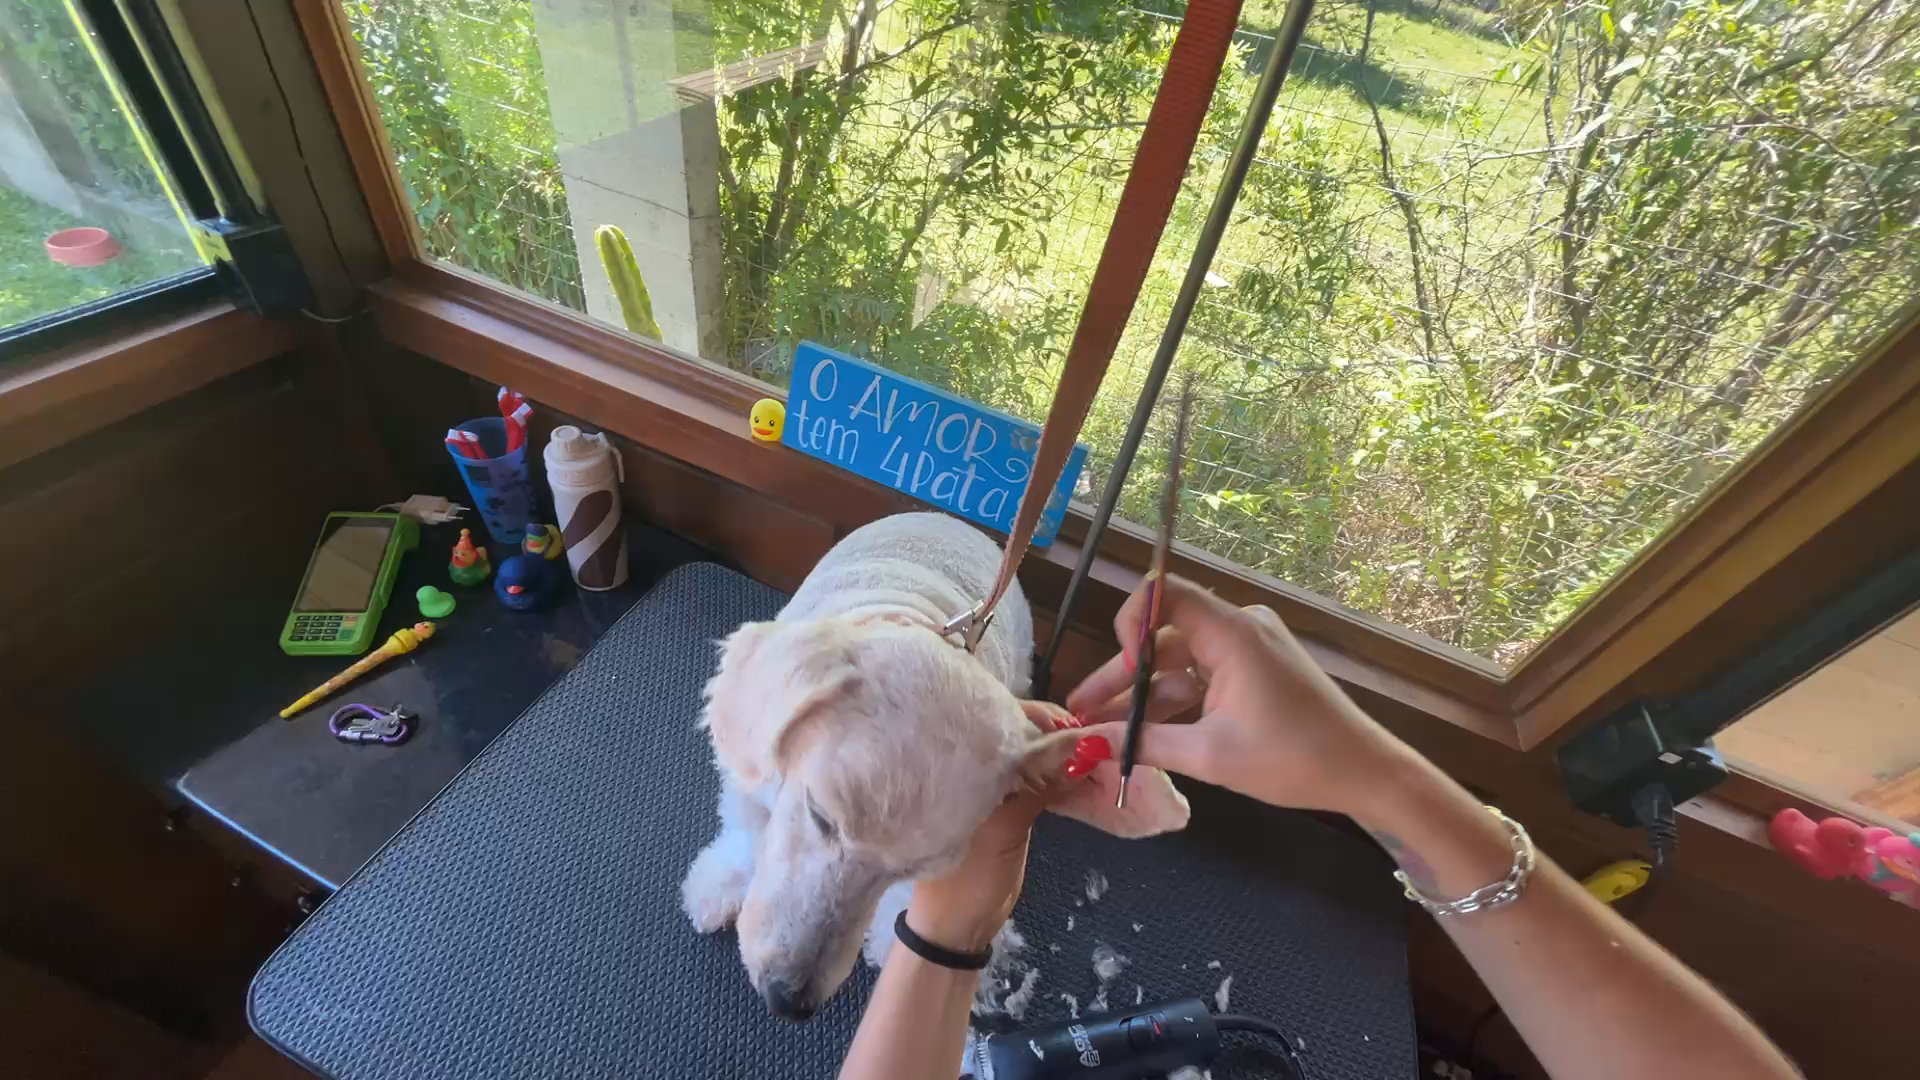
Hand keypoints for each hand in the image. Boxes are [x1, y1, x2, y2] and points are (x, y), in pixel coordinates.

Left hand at [904, 701, 1074, 950]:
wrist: (956, 928)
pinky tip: (1078, 772)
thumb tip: (1080, 749)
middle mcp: (975, 766)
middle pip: (1018, 733)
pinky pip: (1035, 777)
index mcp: (962, 763)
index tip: (1074, 724)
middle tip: (1089, 737)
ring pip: (1030, 754)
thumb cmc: (967, 878)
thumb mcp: (1004, 828)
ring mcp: (992, 783)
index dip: (1038, 719)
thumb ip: (1038, 786)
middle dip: (1053, 732)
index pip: (1000, 721)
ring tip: (1089, 751)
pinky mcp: (1010, 803)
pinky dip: (1056, 774)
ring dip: (1058, 752)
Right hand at [1064, 574, 1407, 817]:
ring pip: (1176, 661)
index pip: (1165, 592)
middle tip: (1082, 708)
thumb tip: (1088, 745)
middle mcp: (1237, 627)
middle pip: (1162, 637)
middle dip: (1121, 675)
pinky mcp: (1251, 668)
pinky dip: (1172, 699)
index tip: (1122, 666)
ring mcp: (1245, 647)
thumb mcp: (1211, 756)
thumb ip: (1144, 744)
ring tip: (1098, 726)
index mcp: (1232, 633)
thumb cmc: (1295, 760)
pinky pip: (1198, 675)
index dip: (1131, 620)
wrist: (1368, 774)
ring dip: (1142, 694)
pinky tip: (1139, 728)